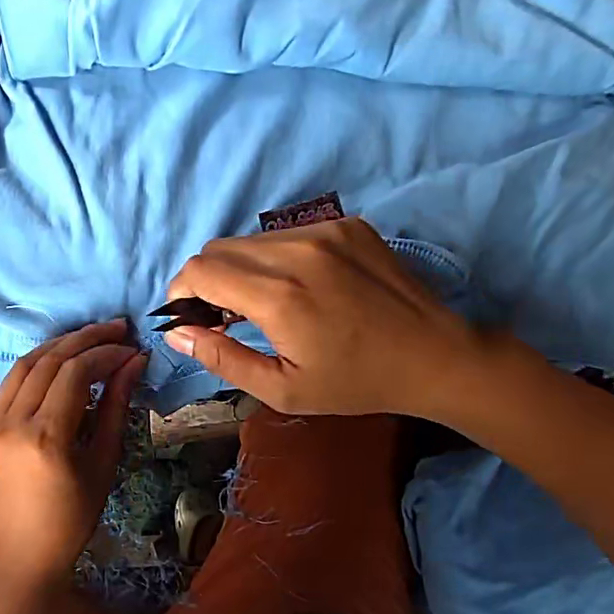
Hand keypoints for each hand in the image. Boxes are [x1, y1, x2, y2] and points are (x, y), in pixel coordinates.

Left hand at [0, 320, 147, 584]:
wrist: (24, 548)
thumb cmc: (74, 515)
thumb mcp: (104, 461)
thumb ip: (117, 407)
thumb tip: (134, 362)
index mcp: (47, 437)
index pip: (75, 373)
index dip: (106, 353)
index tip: (132, 349)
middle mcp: (14, 422)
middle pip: (49, 360)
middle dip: (86, 338)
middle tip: (118, 328)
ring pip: (26, 362)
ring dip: (60, 344)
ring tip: (93, 336)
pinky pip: (12, 380)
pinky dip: (39, 361)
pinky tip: (62, 358)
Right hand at [162, 218, 515, 419]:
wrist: (436, 356)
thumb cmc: (355, 383)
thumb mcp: (282, 389)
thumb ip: (222, 358)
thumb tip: (177, 333)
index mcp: (279, 296)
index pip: (199, 270)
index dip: (181, 293)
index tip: (188, 317)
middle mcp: (297, 251)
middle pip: (217, 248)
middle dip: (205, 281)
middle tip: (221, 316)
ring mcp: (325, 231)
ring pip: (249, 239)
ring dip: (238, 268)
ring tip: (259, 304)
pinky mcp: (346, 224)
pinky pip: (285, 234)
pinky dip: (273, 258)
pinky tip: (296, 287)